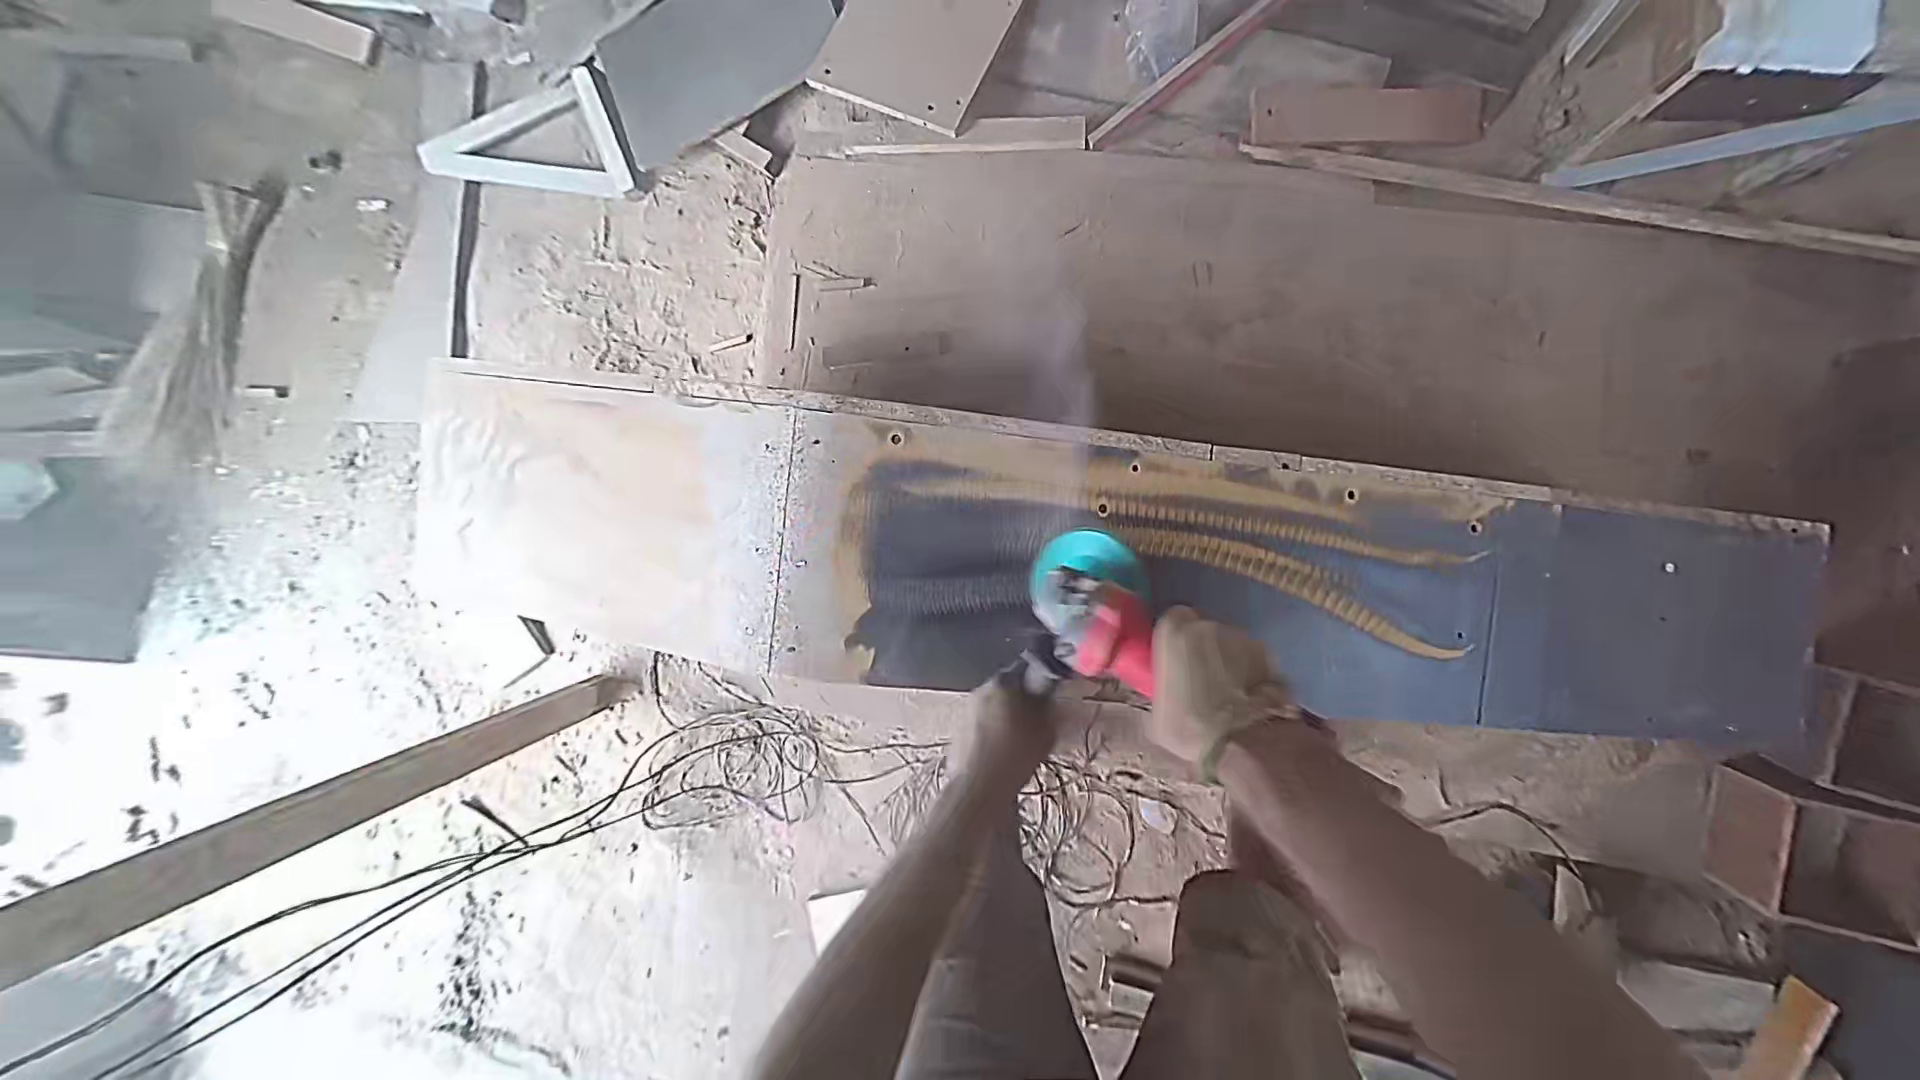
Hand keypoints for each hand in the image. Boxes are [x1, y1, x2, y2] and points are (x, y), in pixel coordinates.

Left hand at [947, 666, 1058, 781]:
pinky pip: (980, 725)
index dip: (1038, 681)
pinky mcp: (957, 731)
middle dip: (1020, 701)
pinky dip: (991, 732)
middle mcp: (980, 689)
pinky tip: (1001, 752)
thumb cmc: (1017, 753)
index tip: (1046, 696)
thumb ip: (1046, 706)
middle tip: (1035, 721)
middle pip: (1006, 688)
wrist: (979, 786)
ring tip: (1018, 741)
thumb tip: (1046, 694)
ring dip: (1004, 717)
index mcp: (1003, 681)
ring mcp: (966, 710)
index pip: (1024, 668)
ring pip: (992, 707)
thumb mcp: (1046, 729)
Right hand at [1150, 606, 1297, 765]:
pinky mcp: (1274, 659)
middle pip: (1208, 630)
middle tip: (1204, 679)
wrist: (1238, 743)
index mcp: (1174, 629)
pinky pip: (1259, 663)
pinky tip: (1253, 700)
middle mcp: (1210, 624)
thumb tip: (1173, 685)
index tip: (1179, 658)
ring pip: (1237, 646)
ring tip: (1232, 693)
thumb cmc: (1185, 725)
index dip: (1180, 638)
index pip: (1176, 618)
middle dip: (1208, 649)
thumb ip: (1166, 682)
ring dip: (1234, 662)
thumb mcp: (1158, 706)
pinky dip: (1256, 676)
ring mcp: (1247, 639)